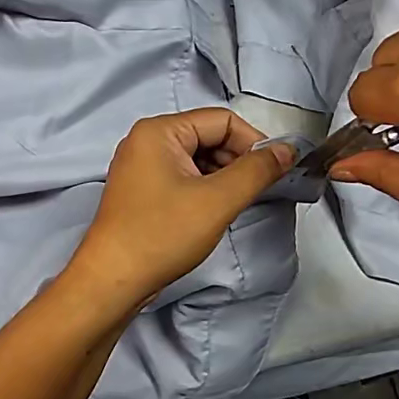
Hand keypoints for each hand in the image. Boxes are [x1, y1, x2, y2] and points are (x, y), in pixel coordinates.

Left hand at [63, 108, 295, 307]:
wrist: (113, 278)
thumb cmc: (159, 235)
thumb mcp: (217, 200)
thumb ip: (256, 170)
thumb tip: (286, 150)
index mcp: (158, 131)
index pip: (221, 120)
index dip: (253, 142)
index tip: (276, 169)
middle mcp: (145, 140)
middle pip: (208, 136)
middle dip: (238, 161)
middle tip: (258, 189)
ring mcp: (141, 165)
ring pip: (197, 158)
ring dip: (223, 177)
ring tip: (235, 203)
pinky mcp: (142, 189)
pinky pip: (183, 175)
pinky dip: (205, 188)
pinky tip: (215, 210)